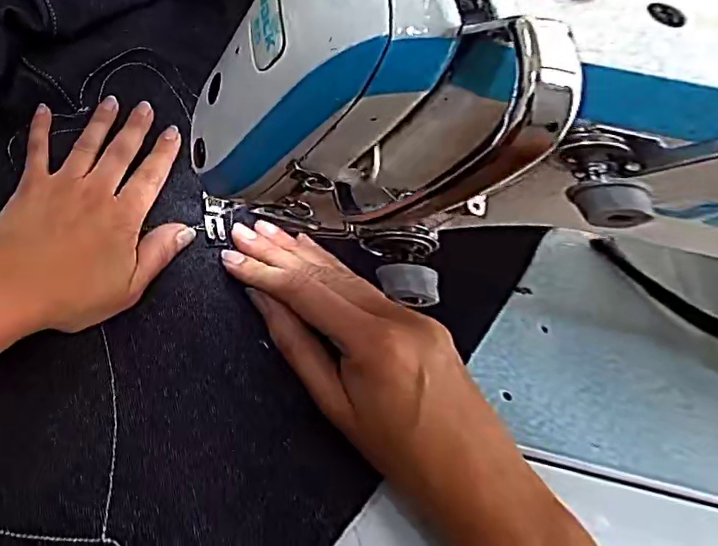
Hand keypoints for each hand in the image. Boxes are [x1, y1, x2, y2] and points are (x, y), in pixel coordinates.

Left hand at [0, 98, 193, 332]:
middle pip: (121, 151)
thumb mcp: (127, 287)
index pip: (150, 176)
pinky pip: (39, 149)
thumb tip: (184, 232)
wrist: (13, 287)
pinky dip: (41, 128)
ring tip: (112, 102)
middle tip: (145, 108)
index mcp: (122, 217)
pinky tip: (44, 111)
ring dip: (102, 121)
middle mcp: (96, 192)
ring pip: (88, 144)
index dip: (164, 152)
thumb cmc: (68, 294)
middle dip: (136, 126)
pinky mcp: (33, 184)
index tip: (171, 134)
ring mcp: (63, 184)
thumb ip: (158, 254)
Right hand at [222, 221, 592, 545]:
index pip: (305, 290)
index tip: (235, 257)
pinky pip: (366, 286)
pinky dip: (332, 268)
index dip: (263, 270)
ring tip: (268, 233)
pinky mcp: (422, 320)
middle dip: (277, 250)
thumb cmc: (415, 462)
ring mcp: (414, 315)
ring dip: (302, 252)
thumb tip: (267, 305)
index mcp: (376, 341)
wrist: (483, 487)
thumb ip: (296, 347)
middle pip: (324, 272)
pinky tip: (312, 252)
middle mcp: (399, 317)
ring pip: (345, 273)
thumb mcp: (338, 409)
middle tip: (244, 231)